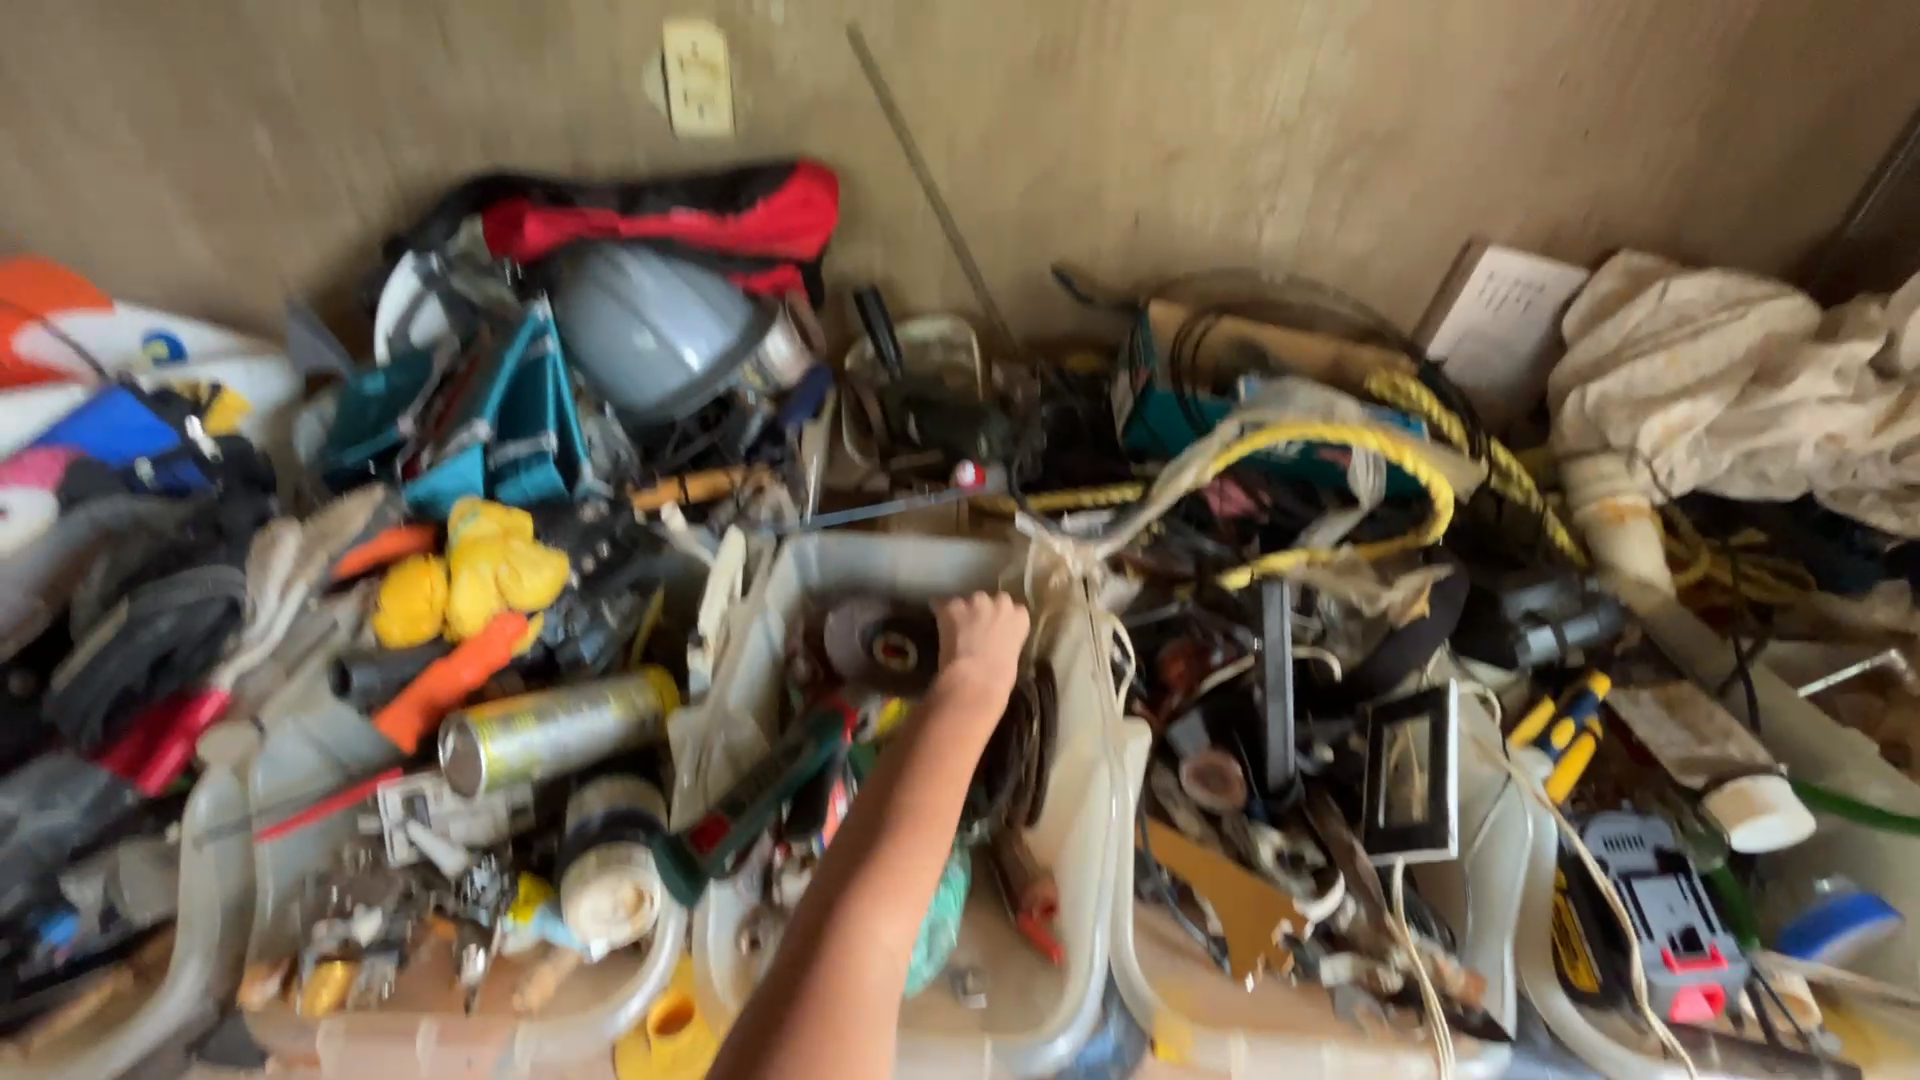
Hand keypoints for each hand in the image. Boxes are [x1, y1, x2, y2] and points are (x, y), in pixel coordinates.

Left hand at [932, 591, 1029, 701]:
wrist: (976, 678)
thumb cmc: (1000, 677)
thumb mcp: (1012, 655)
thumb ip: (1005, 640)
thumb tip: (994, 643)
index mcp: (1020, 617)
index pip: (1015, 609)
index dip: (1002, 619)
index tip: (997, 629)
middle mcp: (999, 603)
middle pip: (990, 600)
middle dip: (983, 611)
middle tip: (976, 629)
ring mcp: (975, 602)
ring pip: (966, 600)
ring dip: (962, 611)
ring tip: (956, 628)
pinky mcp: (952, 607)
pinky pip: (941, 604)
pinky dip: (939, 611)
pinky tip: (938, 623)